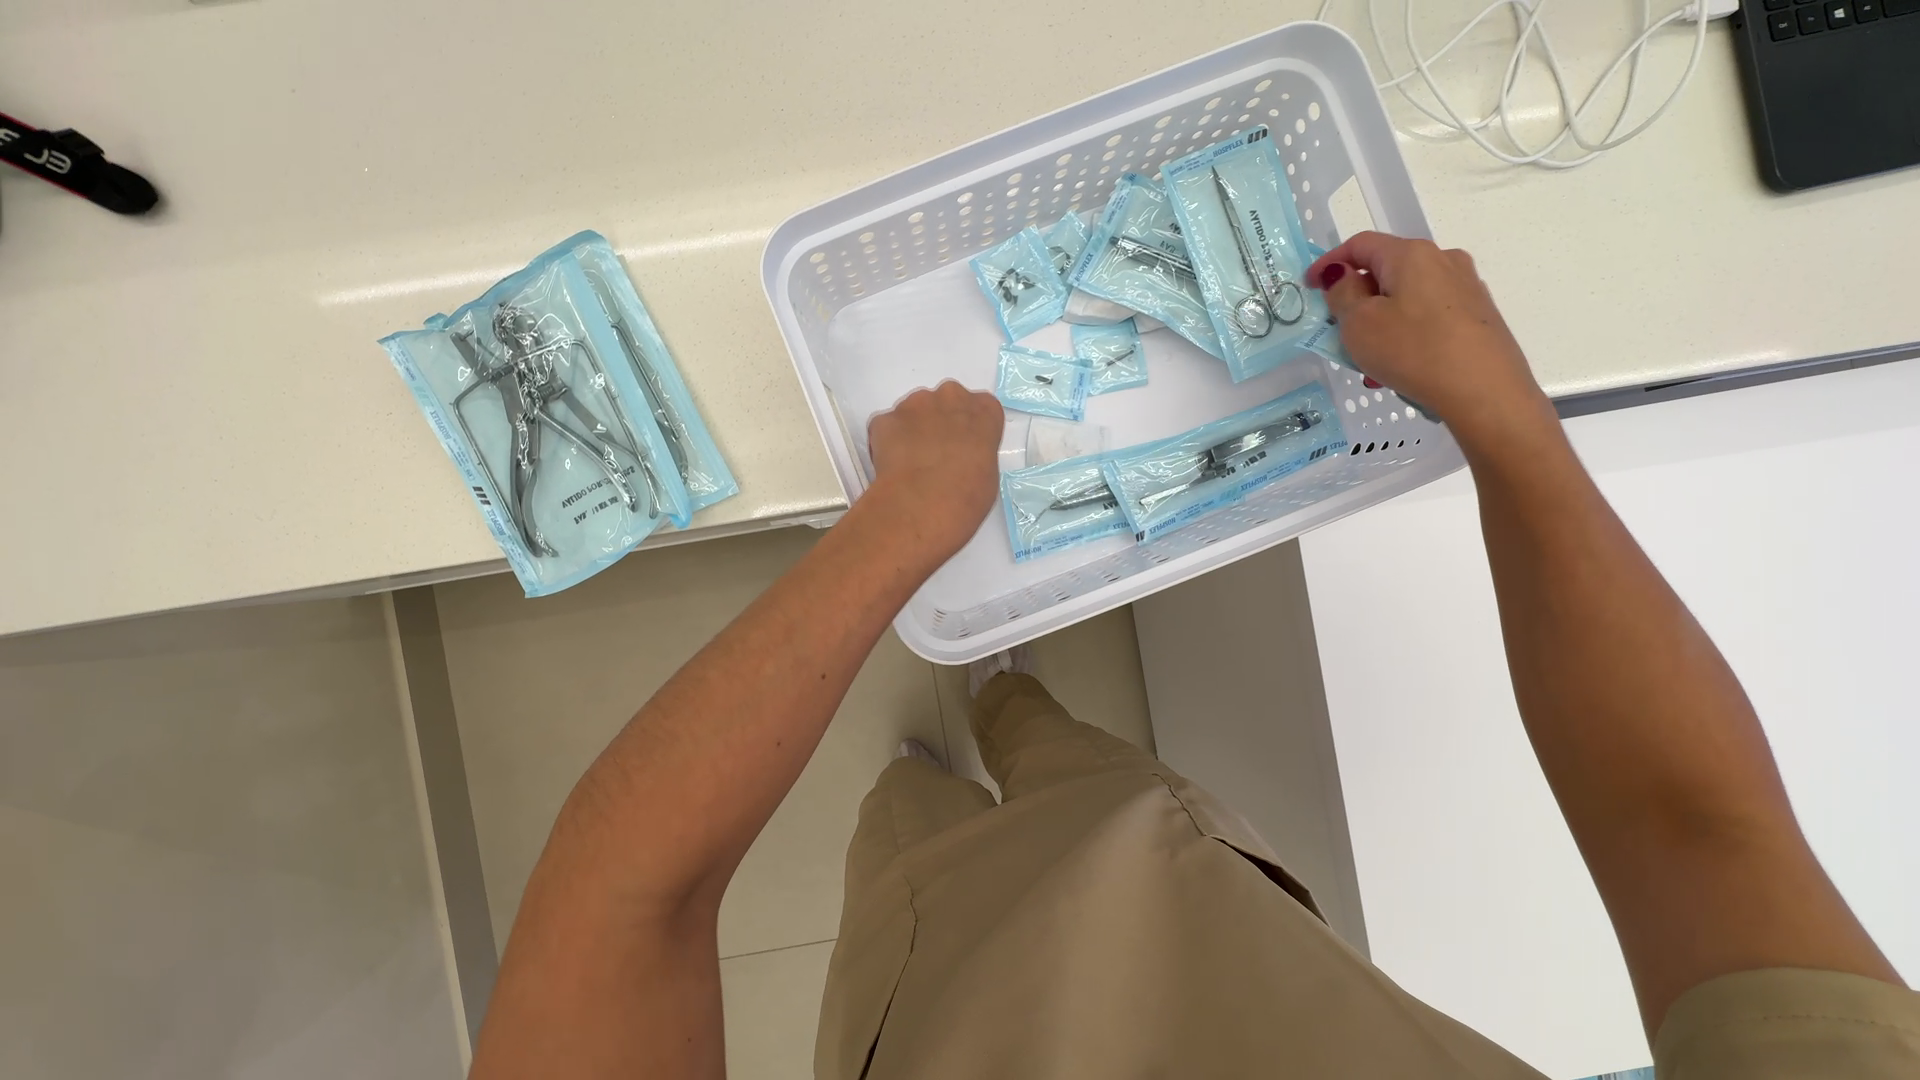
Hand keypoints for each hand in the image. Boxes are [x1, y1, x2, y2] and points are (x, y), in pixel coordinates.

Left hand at [864, 381, 1005, 560]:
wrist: (925, 503)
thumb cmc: (967, 495)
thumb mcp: (987, 473)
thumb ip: (974, 453)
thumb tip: (958, 460)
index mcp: (984, 410)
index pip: (980, 408)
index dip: (969, 429)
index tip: (964, 448)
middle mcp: (950, 397)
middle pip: (944, 403)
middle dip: (939, 423)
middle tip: (936, 456)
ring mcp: (914, 404)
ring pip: (913, 412)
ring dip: (912, 431)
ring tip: (911, 464)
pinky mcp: (884, 419)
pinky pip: (886, 427)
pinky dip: (887, 443)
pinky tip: (892, 467)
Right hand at [1306, 232, 1554, 451]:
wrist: (1485, 390)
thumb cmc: (1412, 350)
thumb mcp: (1359, 324)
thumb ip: (1343, 295)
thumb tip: (1344, 277)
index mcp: (1411, 255)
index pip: (1361, 244)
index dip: (1329, 262)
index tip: (1309, 286)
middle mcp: (1444, 261)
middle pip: (1386, 272)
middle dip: (1356, 300)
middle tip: (1337, 332)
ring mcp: (1465, 288)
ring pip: (1406, 299)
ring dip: (1379, 323)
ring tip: (1367, 362)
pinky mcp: (1478, 316)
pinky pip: (1427, 318)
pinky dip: (1404, 335)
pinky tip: (1398, 367)